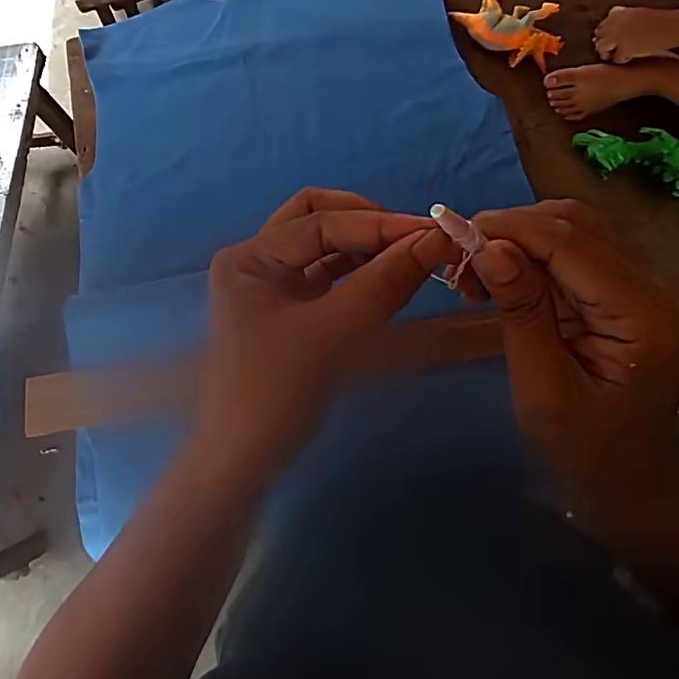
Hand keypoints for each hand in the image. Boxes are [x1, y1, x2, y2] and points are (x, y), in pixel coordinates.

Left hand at [197, 189, 451, 476]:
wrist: (242, 460)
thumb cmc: (275, 394)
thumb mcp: (331, 334)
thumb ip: (382, 284)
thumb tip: (435, 241)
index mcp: (248, 257)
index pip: (319, 222)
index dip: (378, 225)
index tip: (433, 233)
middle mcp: (255, 259)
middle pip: (316, 218)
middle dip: (366, 222)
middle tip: (417, 240)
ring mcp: (270, 283)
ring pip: (323, 244)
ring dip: (366, 244)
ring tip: (413, 255)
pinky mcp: (288, 308)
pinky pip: (327, 274)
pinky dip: (359, 269)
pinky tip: (390, 275)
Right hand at [463, 201, 678, 497]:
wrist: (628, 477)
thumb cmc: (583, 447)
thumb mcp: (543, 386)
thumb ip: (522, 310)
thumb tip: (489, 246)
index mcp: (646, 314)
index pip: (571, 243)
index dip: (508, 229)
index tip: (452, 238)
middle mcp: (655, 286)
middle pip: (573, 224)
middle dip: (508, 229)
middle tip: (459, 260)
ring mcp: (643, 283)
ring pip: (570, 226)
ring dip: (516, 237)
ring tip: (476, 271)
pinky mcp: (624, 286)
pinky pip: (570, 247)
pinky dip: (527, 251)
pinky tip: (500, 275)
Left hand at [592, 5, 678, 63]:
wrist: (676, 26)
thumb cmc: (659, 21)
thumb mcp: (637, 14)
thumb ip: (620, 18)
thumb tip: (601, 28)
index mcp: (618, 14)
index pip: (601, 27)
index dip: (607, 35)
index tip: (617, 40)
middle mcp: (615, 24)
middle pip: (599, 37)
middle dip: (605, 44)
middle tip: (616, 50)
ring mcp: (619, 36)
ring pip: (601, 48)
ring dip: (608, 53)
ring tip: (621, 53)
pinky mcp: (626, 48)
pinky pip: (616, 58)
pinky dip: (623, 59)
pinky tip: (632, 57)